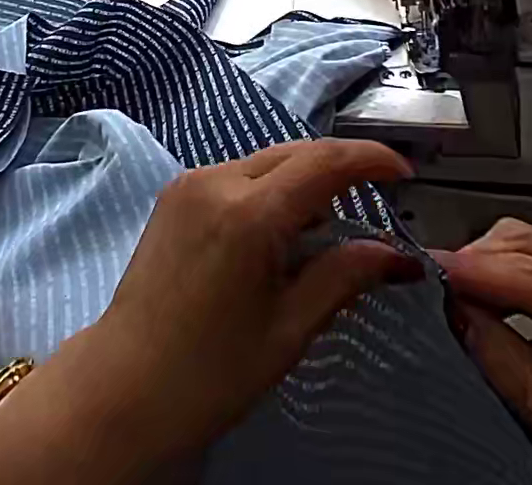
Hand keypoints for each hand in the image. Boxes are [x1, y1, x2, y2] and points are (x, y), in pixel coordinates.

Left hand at [0, 139, 421, 483]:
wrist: (127, 378)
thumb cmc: (213, 369)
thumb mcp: (289, 326)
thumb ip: (343, 276)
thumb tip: (396, 254)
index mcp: (247, 212)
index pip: (321, 161)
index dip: (369, 159)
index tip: (403, 172)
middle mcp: (213, 181)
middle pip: (291, 154)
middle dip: (336, 170)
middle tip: (372, 208)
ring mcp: (186, 183)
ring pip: (261, 163)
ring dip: (299, 183)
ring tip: (321, 235)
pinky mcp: (172, 194)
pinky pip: (233, 176)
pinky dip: (265, 191)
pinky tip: (275, 233)